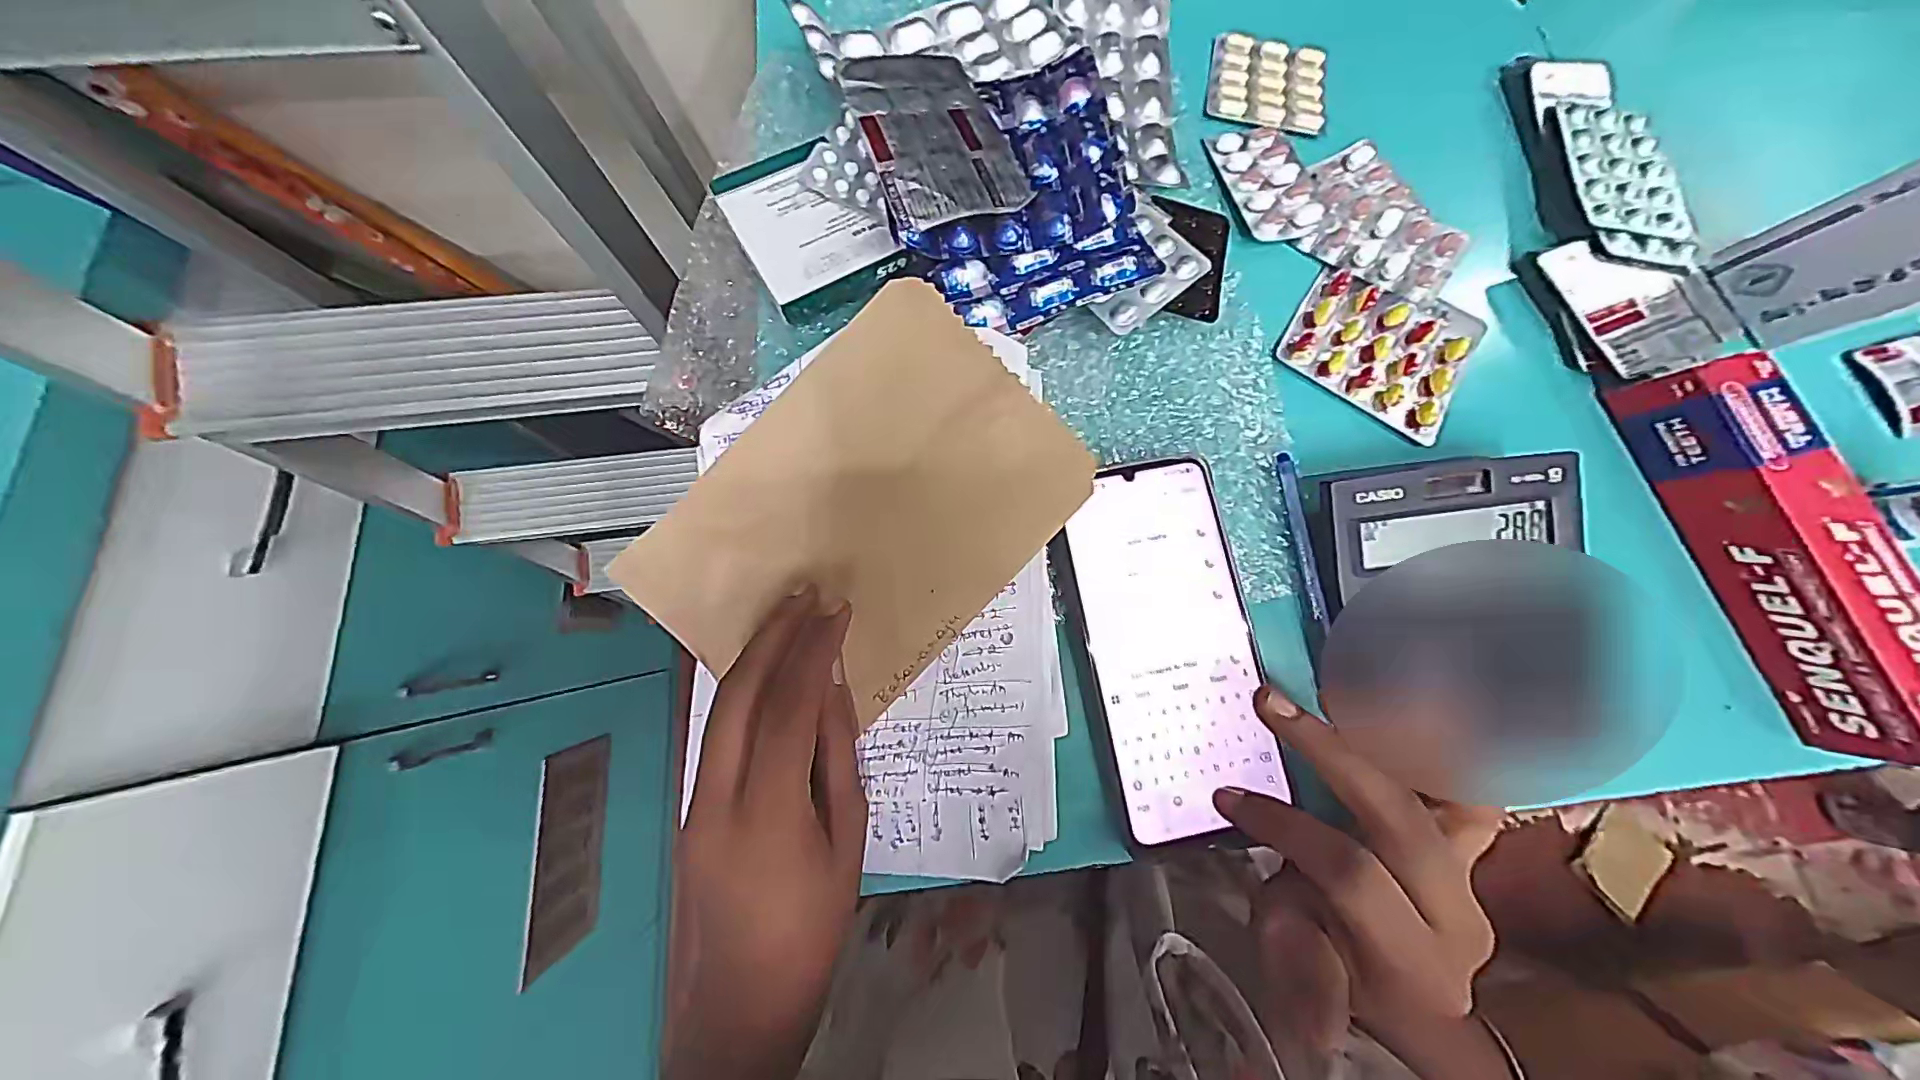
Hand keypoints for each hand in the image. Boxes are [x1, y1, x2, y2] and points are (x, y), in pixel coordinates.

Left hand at [662, 588, 867, 1079]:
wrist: (741, 999)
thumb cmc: (812, 924)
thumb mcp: (847, 839)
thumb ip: (837, 760)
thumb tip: (834, 693)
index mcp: (769, 808)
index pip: (791, 706)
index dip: (814, 651)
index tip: (835, 612)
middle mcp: (718, 795)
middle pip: (741, 695)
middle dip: (772, 636)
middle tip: (803, 594)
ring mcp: (694, 802)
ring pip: (718, 710)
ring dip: (751, 657)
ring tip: (782, 616)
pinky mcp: (688, 809)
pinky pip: (715, 734)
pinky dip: (740, 692)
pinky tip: (760, 671)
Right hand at [1213, 687, 1510, 1079]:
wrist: (1407, 994)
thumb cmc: (1339, 978)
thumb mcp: (1301, 967)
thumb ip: (1295, 956)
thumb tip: (1292, 969)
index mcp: (1413, 953)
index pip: (1349, 871)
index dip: (1285, 828)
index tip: (1229, 797)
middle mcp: (1458, 913)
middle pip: (1399, 818)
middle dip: (1329, 755)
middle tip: (1272, 706)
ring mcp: (1472, 878)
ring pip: (1437, 794)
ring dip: (1373, 738)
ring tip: (1326, 693)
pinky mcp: (1469, 851)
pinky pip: (1459, 792)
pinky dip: (1432, 751)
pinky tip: (1404, 706)